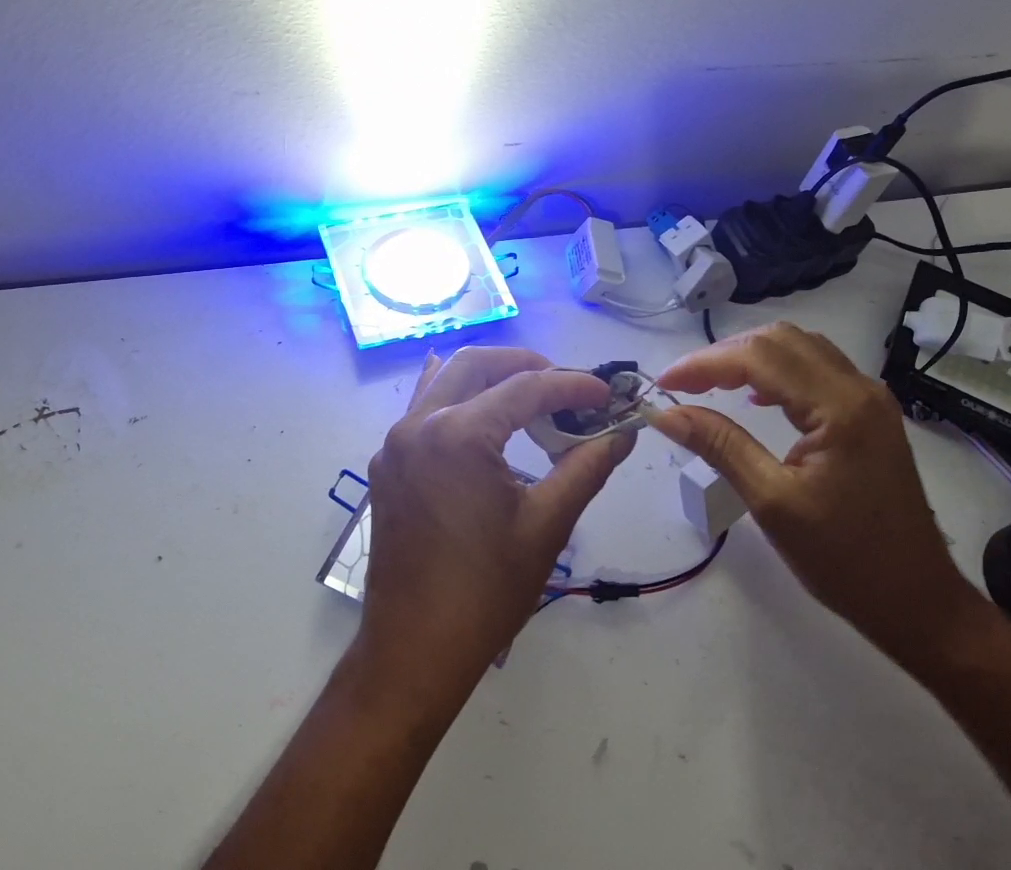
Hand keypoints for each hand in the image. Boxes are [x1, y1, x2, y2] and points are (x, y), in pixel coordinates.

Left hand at [361, 347, 634, 693]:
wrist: (416, 647)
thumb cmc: (487, 590)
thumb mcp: (547, 525)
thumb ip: (587, 467)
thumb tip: (623, 433)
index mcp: (458, 435)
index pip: (526, 389)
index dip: (573, 386)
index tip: (607, 395)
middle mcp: (418, 425)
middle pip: (476, 364)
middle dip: (526, 365)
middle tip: (567, 388)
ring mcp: (394, 445)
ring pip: (443, 381)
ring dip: (488, 378)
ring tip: (531, 398)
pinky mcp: (386, 467)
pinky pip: (421, 410)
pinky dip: (456, 400)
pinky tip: (480, 413)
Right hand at [649, 322, 979, 656]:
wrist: (915, 598)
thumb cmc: (843, 559)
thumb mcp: (772, 502)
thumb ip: (719, 446)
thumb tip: (666, 414)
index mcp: (840, 407)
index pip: (760, 357)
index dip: (704, 363)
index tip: (663, 385)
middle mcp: (860, 389)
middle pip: (781, 341)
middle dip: (724, 355)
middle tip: (682, 386)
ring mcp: (871, 400)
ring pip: (801, 349)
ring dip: (750, 359)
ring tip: (708, 386)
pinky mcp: (871, 416)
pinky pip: (817, 371)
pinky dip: (777, 373)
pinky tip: (754, 399)